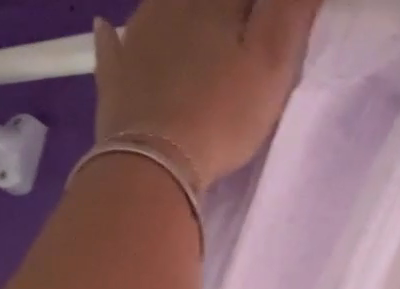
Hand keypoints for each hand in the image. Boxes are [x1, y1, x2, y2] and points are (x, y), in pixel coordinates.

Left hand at [92, 0, 325, 187]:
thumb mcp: (273, 63)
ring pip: (158, 8)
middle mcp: (171, 6)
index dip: (262, 11)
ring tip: (190, 25)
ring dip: (174, 12)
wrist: (155, 161)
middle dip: (222, 13)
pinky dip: (114, 37)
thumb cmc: (223, 114)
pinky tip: (109, 31)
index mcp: (216, 2)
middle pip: (200, 1)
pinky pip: (112, 44)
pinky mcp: (115, 76)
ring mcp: (136, 39)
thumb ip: (289, 12)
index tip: (268, 23)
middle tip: (234, 30)